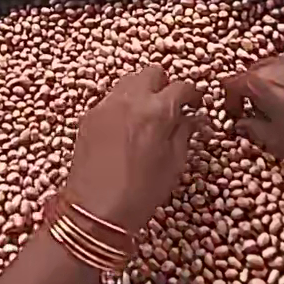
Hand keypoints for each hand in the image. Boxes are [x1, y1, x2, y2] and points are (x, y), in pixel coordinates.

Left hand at [62, 66, 201, 234]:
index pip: (181, 86)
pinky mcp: (88, 116)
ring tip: (147, 116)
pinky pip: (110, 99)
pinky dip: (122, 105)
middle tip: (170, 105)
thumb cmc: (139, 192)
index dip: (192, 94)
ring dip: (141, 91)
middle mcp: (129, 100)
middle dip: (164, 85)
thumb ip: (184, 133)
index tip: (195, 103)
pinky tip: (126, 128)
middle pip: (152, 73)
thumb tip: (191, 117)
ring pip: (128, 81)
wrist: (95, 211)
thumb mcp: (174, 164)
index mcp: (156, 111)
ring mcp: (105, 106)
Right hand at [220, 53, 283, 181]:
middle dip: (254, 90)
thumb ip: (253, 127)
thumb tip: (244, 122)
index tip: (236, 113)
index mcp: (263, 82)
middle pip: (257, 71)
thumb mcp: (277, 142)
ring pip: (283, 67)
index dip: (230, 100)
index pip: (233, 82)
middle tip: (260, 112)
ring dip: (280, 83)